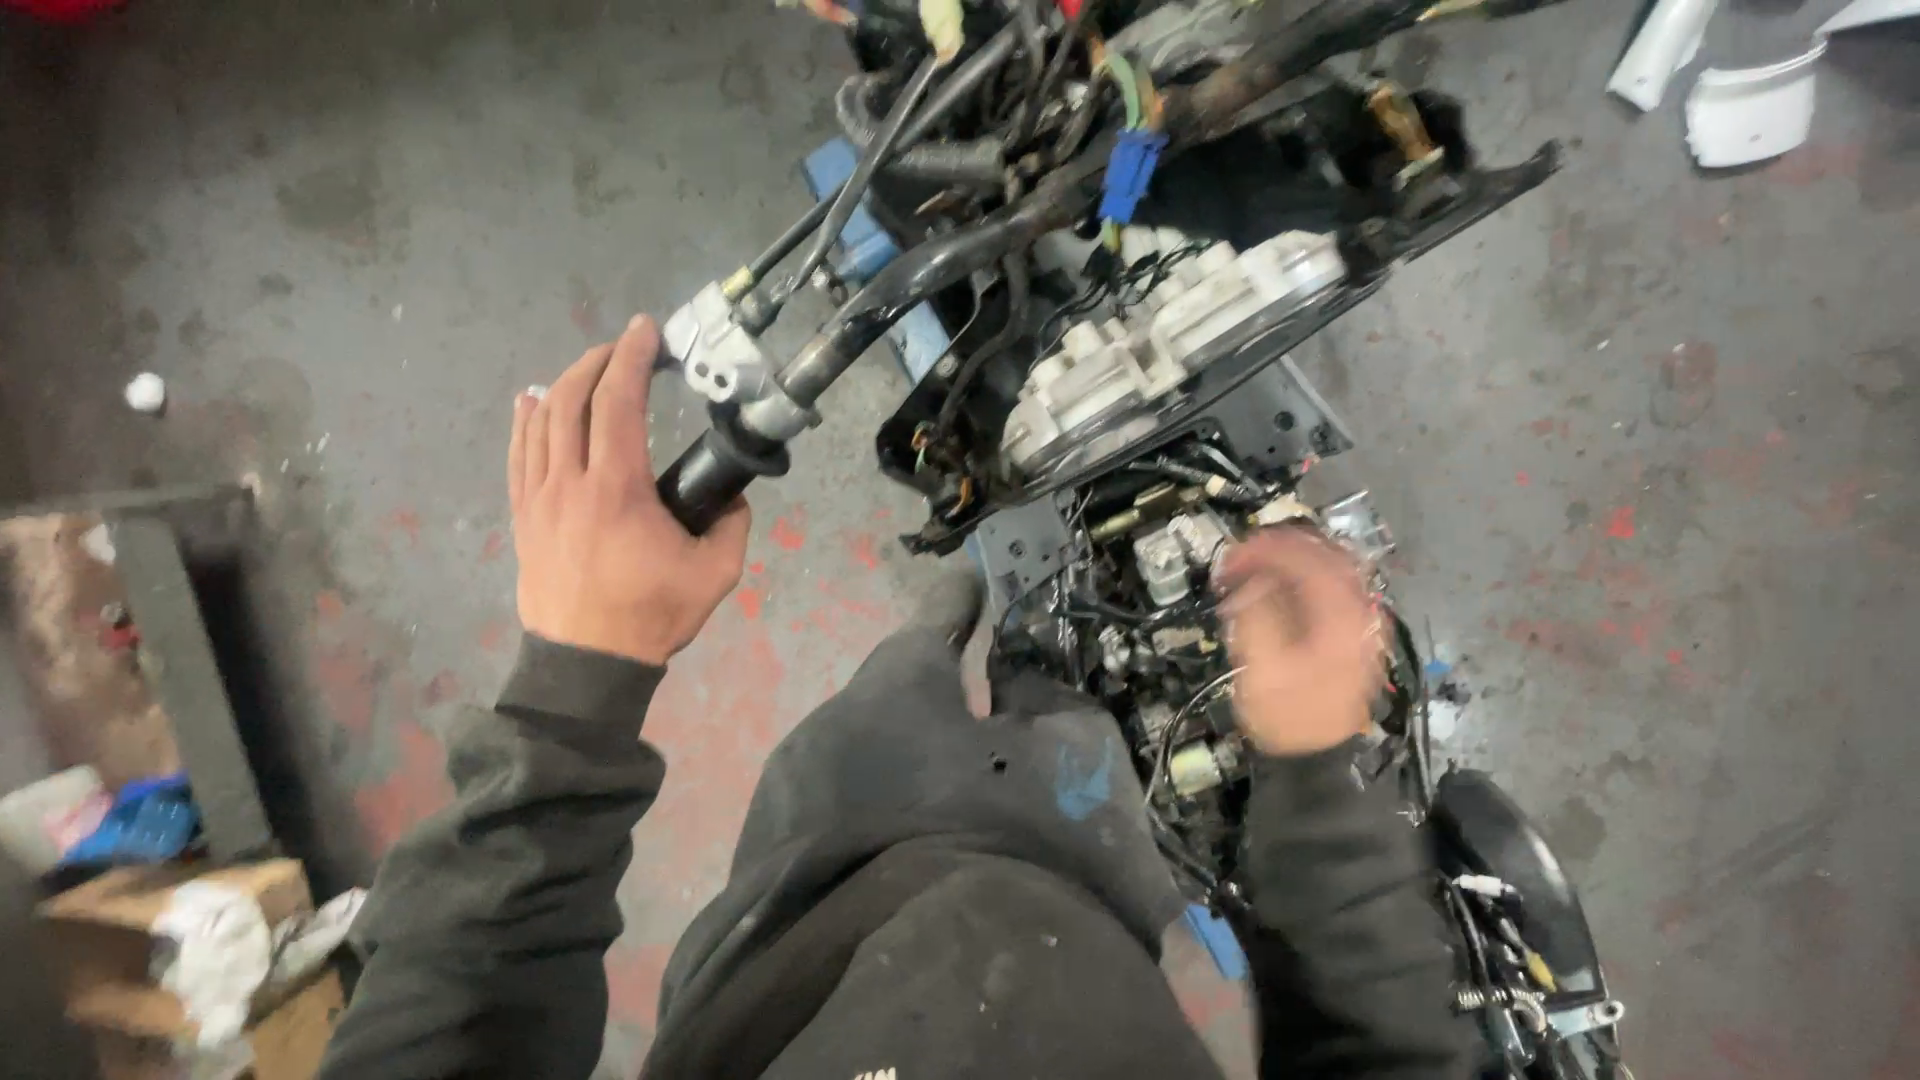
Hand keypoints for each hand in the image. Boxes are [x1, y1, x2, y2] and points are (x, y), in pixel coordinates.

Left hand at [509, 315, 750, 664]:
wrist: (589, 661)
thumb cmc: (652, 614)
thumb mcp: (716, 573)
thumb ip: (733, 525)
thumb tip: (732, 497)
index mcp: (617, 489)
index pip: (618, 404)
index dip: (632, 359)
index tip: (646, 331)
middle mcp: (569, 482)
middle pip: (572, 401)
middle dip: (598, 362)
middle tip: (625, 347)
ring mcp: (538, 498)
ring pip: (540, 422)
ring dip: (565, 385)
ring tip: (589, 369)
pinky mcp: (523, 516)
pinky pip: (517, 454)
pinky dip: (525, 420)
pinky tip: (531, 401)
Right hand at [1216, 528, 1382, 756]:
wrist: (1316, 756)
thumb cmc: (1287, 716)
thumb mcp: (1261, 667)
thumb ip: (1257, 613)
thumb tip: (1252, 579)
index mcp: (1341, 620)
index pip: (1309, 562)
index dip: (1268, 550)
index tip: (1234, 555)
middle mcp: (1360, 614)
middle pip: (1326, 557)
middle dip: (1280, 548)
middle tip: (1242, 554)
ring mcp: (1360, 623)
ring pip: (1330, 569)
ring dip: (1291, 560)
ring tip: (1255, 564)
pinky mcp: (1352, 632)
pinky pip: (1331, 588)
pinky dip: (1302, 578)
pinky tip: (1276, 583)